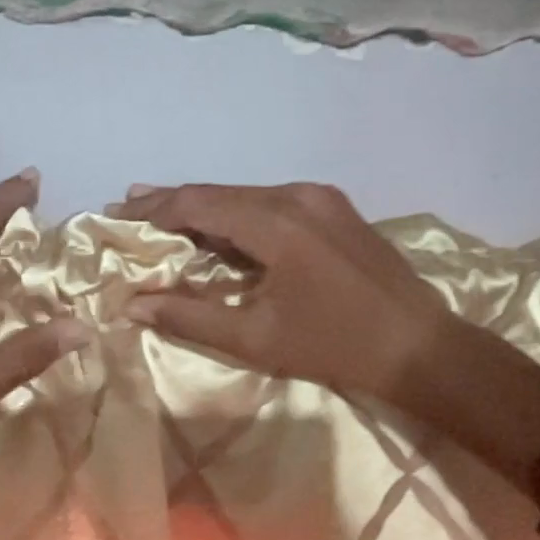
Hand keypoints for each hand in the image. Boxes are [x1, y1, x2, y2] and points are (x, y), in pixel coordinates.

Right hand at [114, 183, 455, 407]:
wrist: (421, 347)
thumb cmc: (335, 346)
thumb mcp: (256, 338)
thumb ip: (190, 316)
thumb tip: (133, 306)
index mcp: (277, 222)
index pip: (199, 202)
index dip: (154, 208)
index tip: (117, 214)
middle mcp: (297, 195)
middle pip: (220, 192)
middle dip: (173, 202)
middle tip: (128, 207)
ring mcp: (320, 197)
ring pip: (245, 194)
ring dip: (205, 206)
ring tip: (163, 215)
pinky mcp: (334, 208)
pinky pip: (271, 201)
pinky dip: (237, 213)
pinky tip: (219, 226)